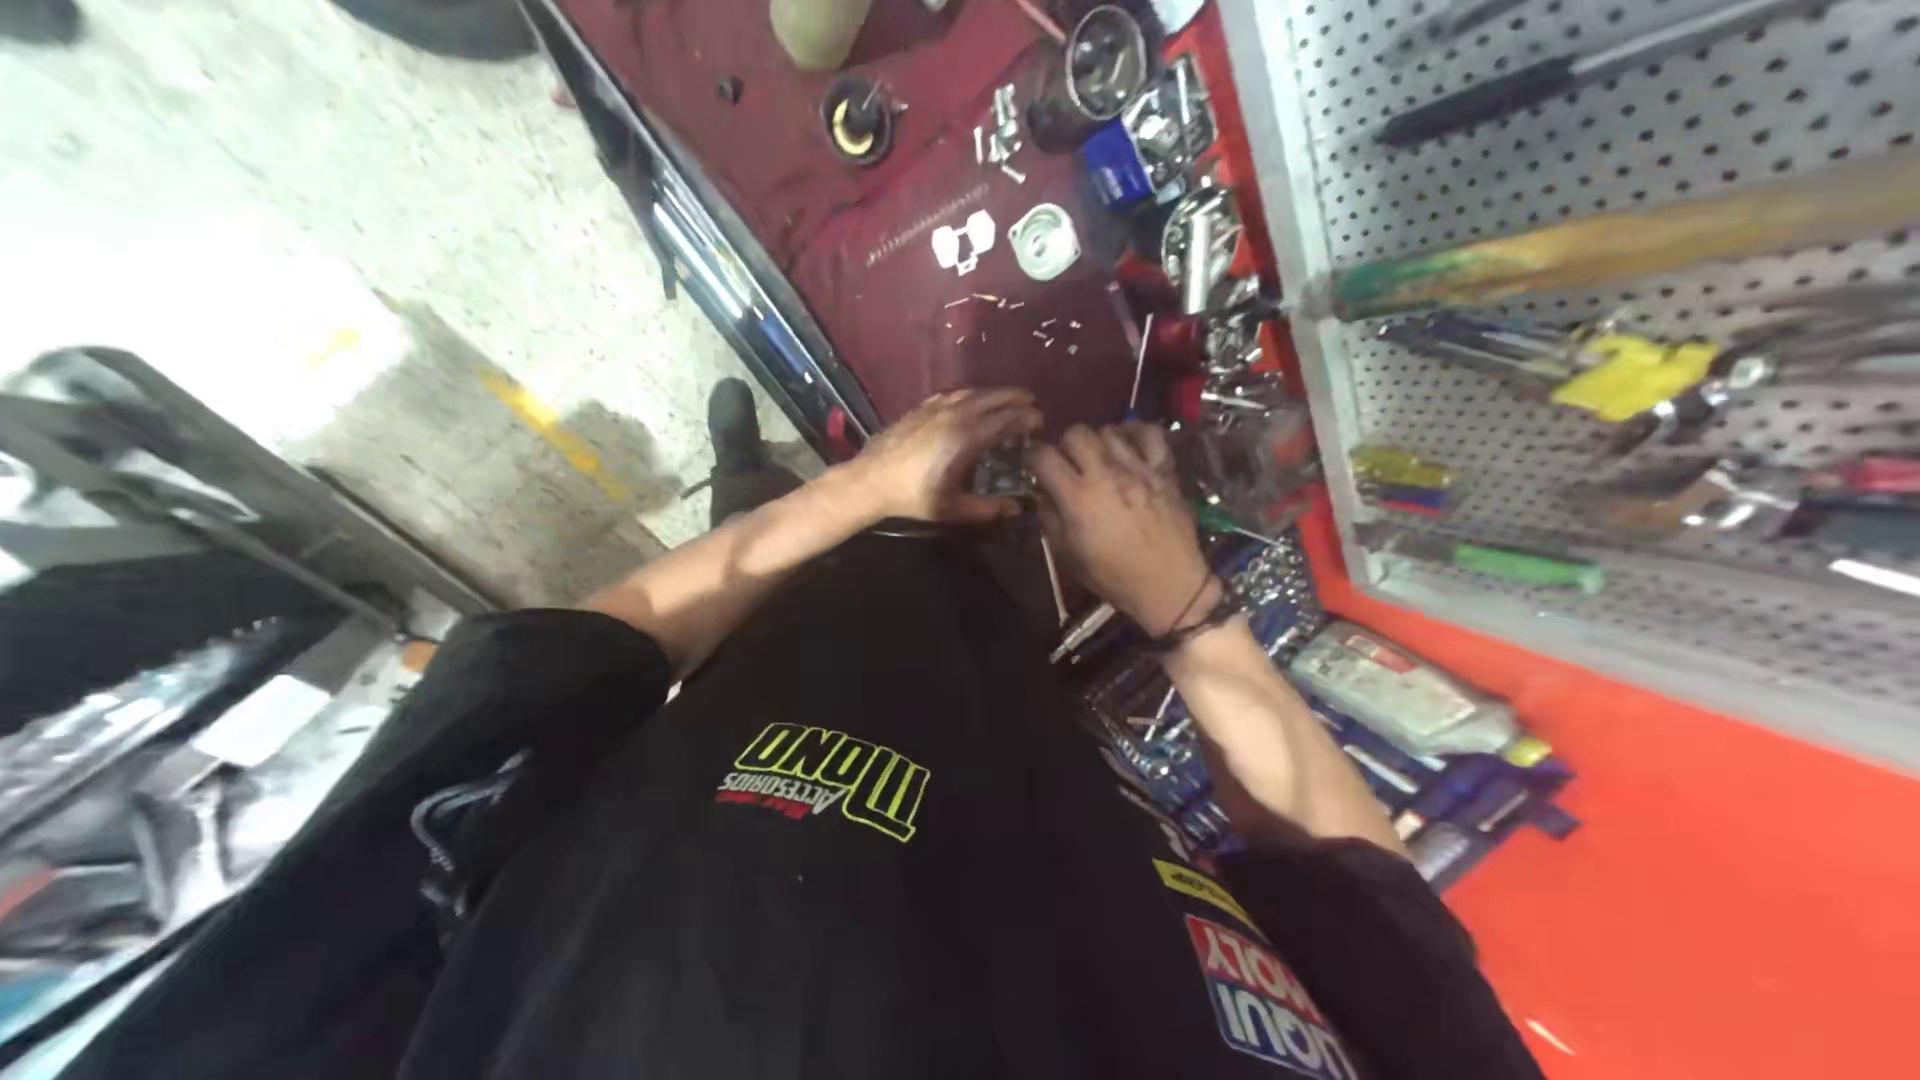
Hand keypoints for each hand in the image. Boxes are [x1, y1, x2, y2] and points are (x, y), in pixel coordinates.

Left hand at [846, 388, 1043, 522]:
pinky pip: (952, 394)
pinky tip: (970, 401)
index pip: (1007, 418)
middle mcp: (955, 415)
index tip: (1040, 424)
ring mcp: (936, 407)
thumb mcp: (952, 508)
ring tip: (1006, 400)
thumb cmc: (913, 496)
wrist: (870, 480)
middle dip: (1015, 398)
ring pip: (972, 392)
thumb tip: (1014, 508)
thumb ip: (986, 508)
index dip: (1027, 418)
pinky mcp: (920, 407)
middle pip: (993, 398)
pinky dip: (969, 394)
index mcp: (967, 437)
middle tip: (1031, 404)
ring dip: (993, 394)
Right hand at [1031, 423, 1218, 635]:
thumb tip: (1042, 494)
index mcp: (1078, 498)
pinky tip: (1127, 444)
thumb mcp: (1069, 555)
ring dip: (1097, 441)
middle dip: (1065, 445)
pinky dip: (1134, 432)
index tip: (1038, 470)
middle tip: (1069, 464)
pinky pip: (1149, 433)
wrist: (1170, 585)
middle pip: (1076, 433)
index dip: (1034, 460)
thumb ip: (1050, 518)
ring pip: (1108, 430)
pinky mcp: (1164, 470)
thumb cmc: (1115, 577)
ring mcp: (1138, 468)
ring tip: (1098, 459)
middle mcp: (1106, 474)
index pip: (1044, 457)